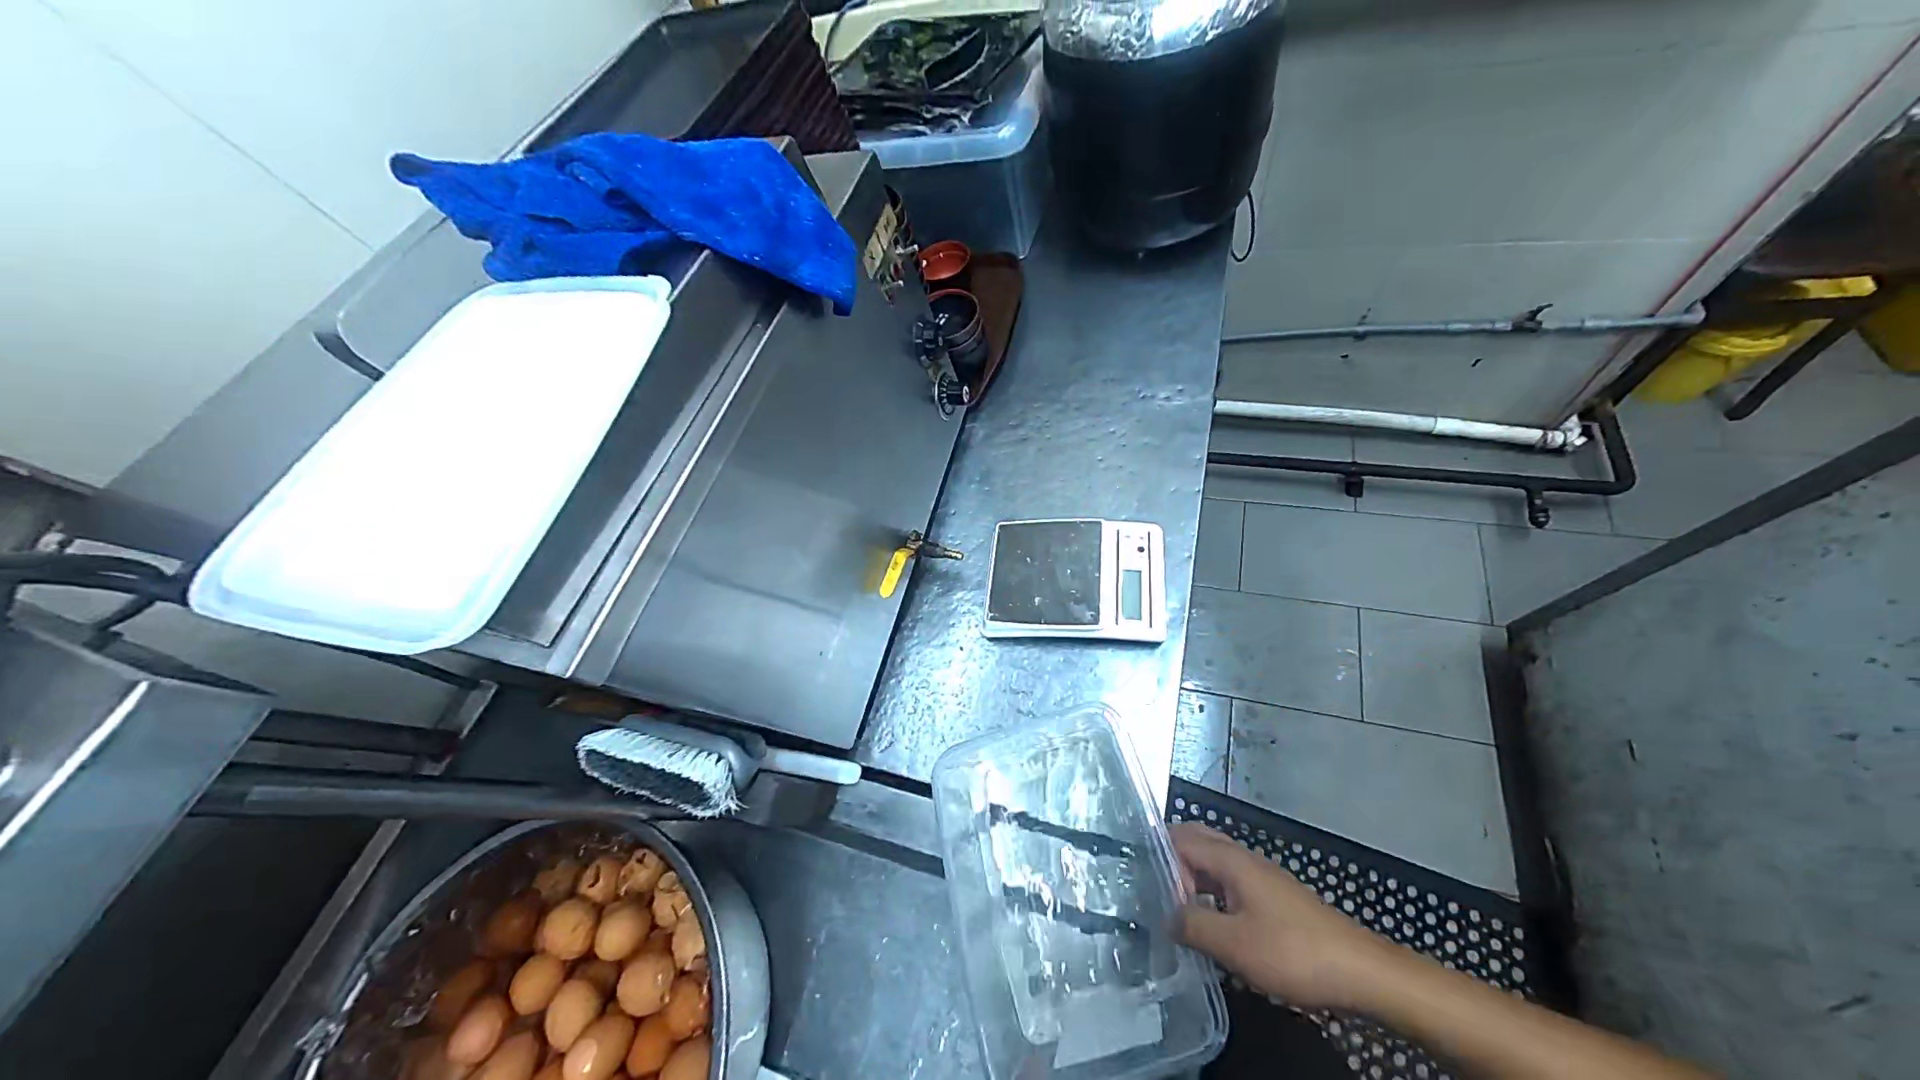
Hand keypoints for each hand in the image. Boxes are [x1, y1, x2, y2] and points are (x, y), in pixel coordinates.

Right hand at [1170, 822, 1398, 1010]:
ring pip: (1215, 864)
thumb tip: (1166, 916)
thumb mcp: (1234, 944)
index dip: (1159, 859)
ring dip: (1193, 881)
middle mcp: (1245, 859)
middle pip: (1198, 842)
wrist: (1363, 972)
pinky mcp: (1275, 899)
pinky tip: (1214, 927)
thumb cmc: (1295, 953)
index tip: (1151, 893)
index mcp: (1232, 860)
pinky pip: (1232, 884)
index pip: (1180, 838)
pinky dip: (1213, 895)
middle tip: (1159, 897)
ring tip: (1179, 915)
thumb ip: (1192, 924)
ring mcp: (1263, 878)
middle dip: (1173, 862)